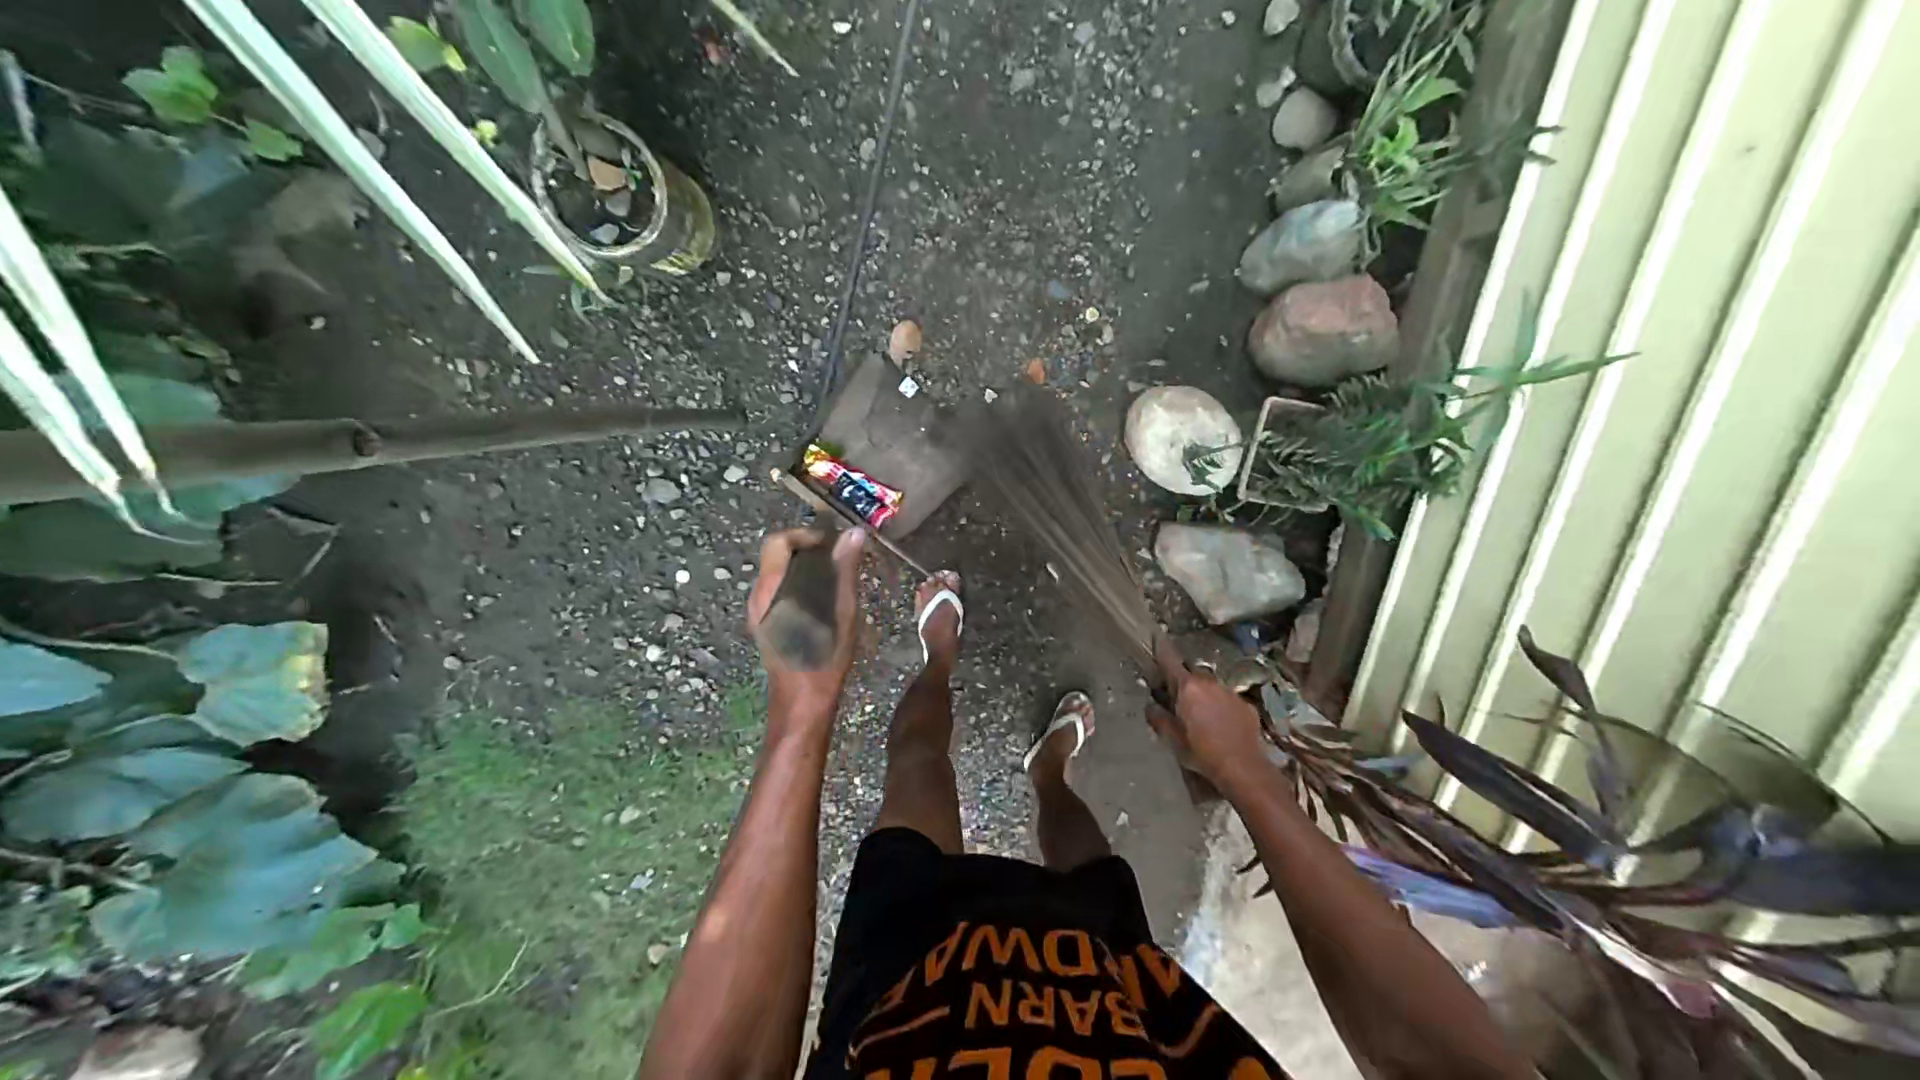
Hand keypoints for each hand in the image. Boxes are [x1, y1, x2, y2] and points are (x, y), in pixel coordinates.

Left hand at [746, 527, 866, 721]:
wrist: (802, 702)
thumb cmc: (824, 660)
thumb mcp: (842, 613)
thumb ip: (845, 570)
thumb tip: (854, 534)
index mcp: (772, 589)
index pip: (778, 541)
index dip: (806, 534)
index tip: (833, 544)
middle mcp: (758, 595)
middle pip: (778, 555)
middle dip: (810, 550)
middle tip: (840, 559)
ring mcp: (758, 610)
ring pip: (779, 572)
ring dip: (806, 568)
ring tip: (837, 579)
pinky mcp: (764, 622)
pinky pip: (779, 589)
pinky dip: (800, 584)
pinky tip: (824, 600)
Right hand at [1145, 637, 1271, 790]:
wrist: (1243, 769)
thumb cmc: (1201, 752)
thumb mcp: (1172, 739)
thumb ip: (1158, 718)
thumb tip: (1151, 706)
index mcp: (1187, 687)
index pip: (1170, 661)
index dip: (1161, 649)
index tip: (1156, 638)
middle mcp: (1209, 683)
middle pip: (1191, 674)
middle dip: (1183, 682)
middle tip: (1176, 699)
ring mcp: (1230, 693)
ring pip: (1211, 687)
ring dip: (1203, 694)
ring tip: (1200, 715)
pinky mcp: (1246, 706)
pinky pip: (1227, 700)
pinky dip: (1220, 706)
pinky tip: (1220, 725)